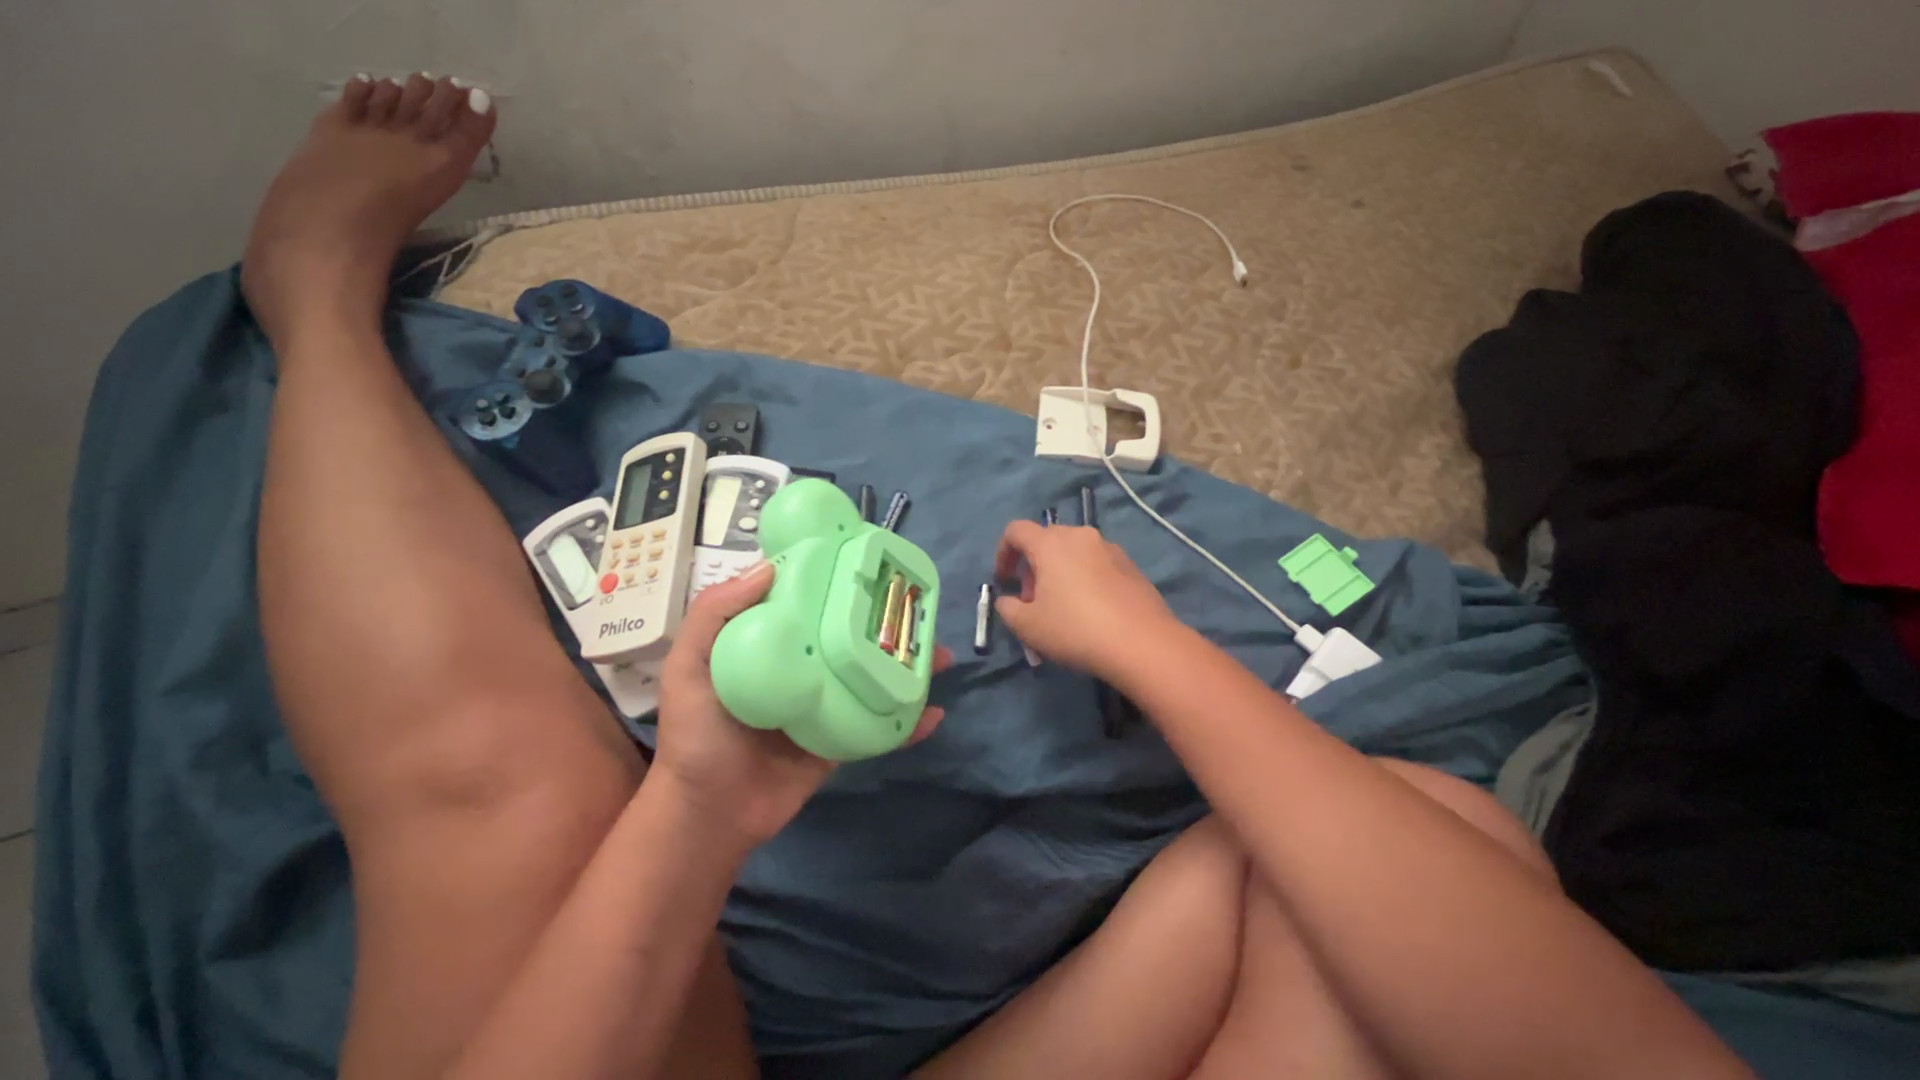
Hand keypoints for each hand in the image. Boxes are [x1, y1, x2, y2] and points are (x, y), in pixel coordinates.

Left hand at [650, 562, 950, 846]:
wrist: (710, 813)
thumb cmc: (697, 735)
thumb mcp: (689, 667)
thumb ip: (714, 615)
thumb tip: (770, 568)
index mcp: (767, 645)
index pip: (805, 603)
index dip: (833, 580)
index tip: (867, 560)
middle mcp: (800, 668)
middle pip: (849, 636)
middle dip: (886, 621)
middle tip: (919, 607)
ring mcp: (824, 706)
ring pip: (871, 677)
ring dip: (906, 665)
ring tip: (939, 654)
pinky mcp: (839, 743)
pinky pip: (877, 727)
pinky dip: (908, 723)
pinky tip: (935, 713)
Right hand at [993, 521, 1180, 675]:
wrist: (1142, 643)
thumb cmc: (1075, 629)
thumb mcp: (1027, 626)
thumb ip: (1008, 608)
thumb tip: (1009, 600)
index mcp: (1050, 543)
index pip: (1016, 530)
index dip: (1003, 553)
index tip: (1005, 582)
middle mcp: (1081, 536)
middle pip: (1046, 541)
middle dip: (1032, 568)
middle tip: (1032, 603)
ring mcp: (1110, 549)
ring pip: (1074, 553)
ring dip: (1059, 574)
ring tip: (1062, 610)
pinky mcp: (1131, 566)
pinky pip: (1097, 565)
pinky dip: (1085, 580)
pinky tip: (1091, 613)